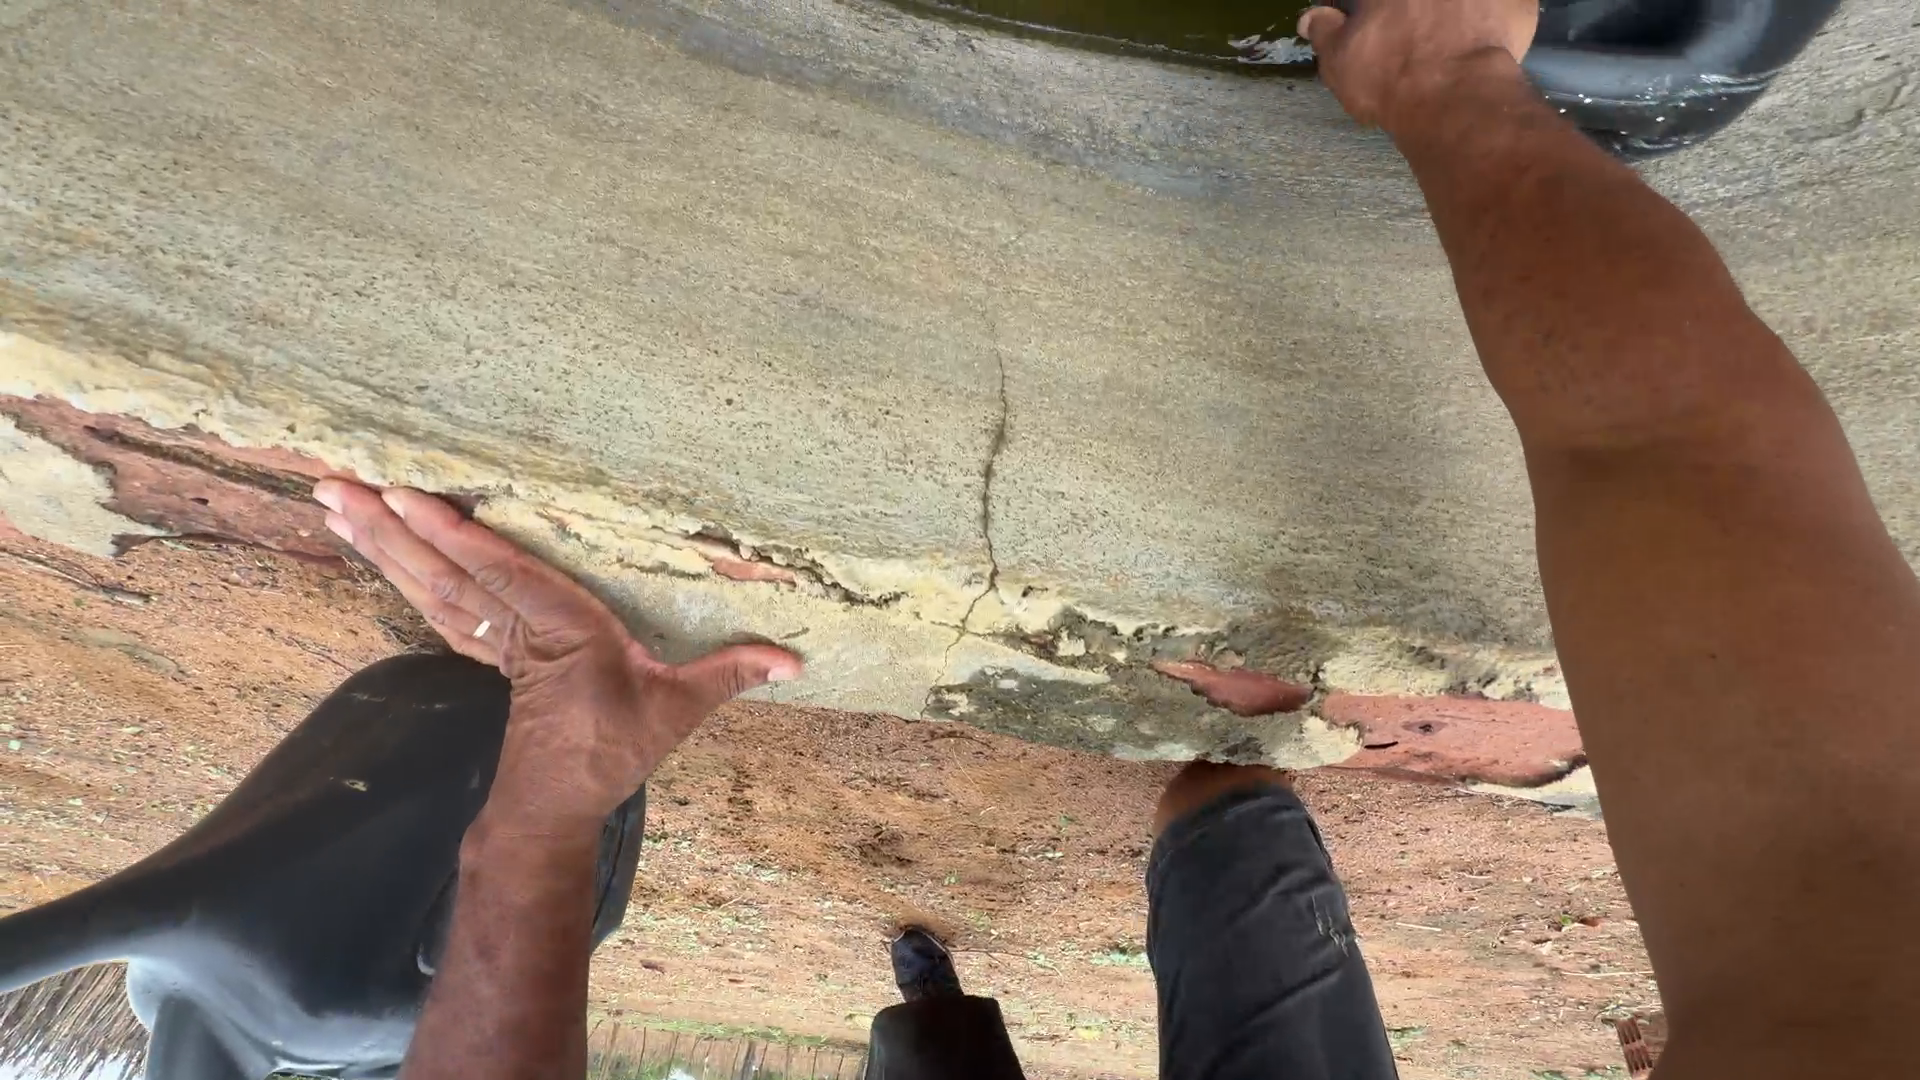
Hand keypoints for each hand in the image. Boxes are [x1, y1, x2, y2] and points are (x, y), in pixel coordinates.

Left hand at [312, 479, 802, 836]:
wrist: (555, 807)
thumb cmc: (615, 750)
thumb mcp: (682, 709)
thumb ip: (734, 674)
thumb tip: (798, 663)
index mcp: (566, 637)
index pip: (509, 580)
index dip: (463, 539)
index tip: (415, 498)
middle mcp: (520, 635)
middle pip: (447, 577)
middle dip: (393, 532)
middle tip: (337, 485)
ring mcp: (492, 648)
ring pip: (429, 588)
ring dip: (382, 546)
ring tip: (334, 502)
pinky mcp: (484, 657)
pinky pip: (437, 606)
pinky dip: (404, 572)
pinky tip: (380, 548)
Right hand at [1299, 0, 1537, 131]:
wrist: (1451, 94)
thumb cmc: (1386, 76)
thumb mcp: (1339, 59)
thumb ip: (1325, 31)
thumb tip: (1310, 17)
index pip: (1371, 1)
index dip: (1364, 14)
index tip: (1363, 26)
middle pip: (1419, 5)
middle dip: (1409, 15)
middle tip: (1403, 40)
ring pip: (1457, 7)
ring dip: (1449, 16)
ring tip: (1439, 44)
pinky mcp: (1519, 2)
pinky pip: (1500, 8)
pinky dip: (1488, 19)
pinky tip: (1475, 42)